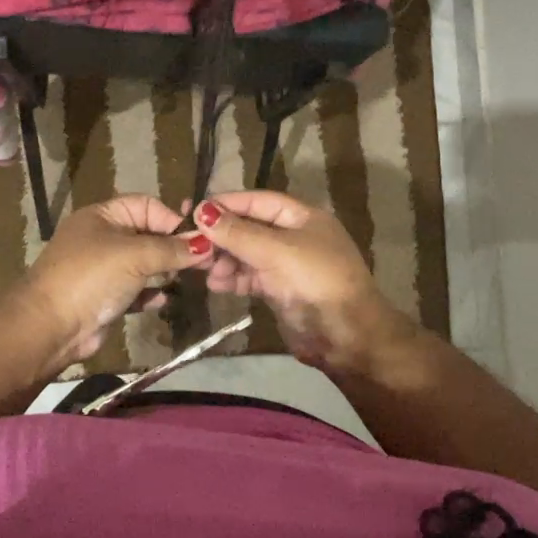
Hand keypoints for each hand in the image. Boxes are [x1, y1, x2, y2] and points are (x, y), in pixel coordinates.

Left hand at [18, 195, 212, 364]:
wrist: (51, 326)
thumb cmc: (92, 277)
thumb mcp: (136, 256)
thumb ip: (172, 249)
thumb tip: (207, 244)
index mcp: (102, 216)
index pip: (146, 206)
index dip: (172, 219)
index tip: (198, 238)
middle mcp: (101, 238)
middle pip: (147, 235)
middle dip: (174, 247)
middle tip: (204, 262)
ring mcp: (102, 270)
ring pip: (143, 265)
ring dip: (165, 272)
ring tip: (188, 280)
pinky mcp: (105, 298)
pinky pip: (135, 291)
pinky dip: (150, 294)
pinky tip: (164, 300)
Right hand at [192, 191, 409, 370]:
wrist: (345, 336)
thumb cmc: (315, 281)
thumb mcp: (275, 250)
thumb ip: (238, 232)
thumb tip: (201, 210)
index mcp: (303, 217)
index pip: (258, 201)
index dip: (227, 203)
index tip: (194, 209)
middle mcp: (295, 237)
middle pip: (250, 228)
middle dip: (222, 235)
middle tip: (191, 243)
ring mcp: (288, 266)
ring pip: (247, 255)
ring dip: (224, 259)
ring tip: (202, 268)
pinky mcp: (281, 292)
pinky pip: (250, 278)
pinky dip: (232, 279)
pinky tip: (215, 284)